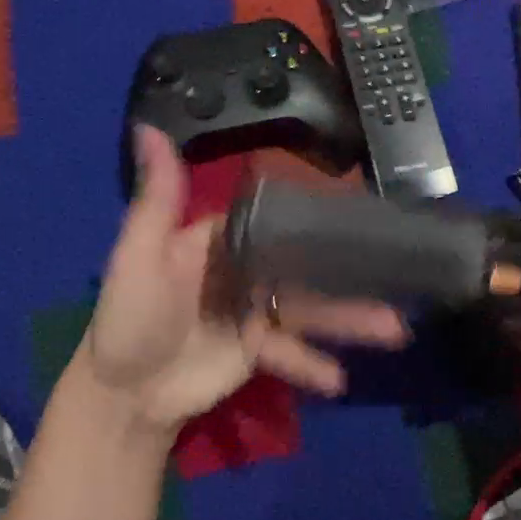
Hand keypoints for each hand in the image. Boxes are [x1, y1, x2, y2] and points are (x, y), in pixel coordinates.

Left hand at [76, 127, 407, 438]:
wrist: (123, 393)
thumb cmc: (129, 315)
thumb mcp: (139, 252)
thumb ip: (157, 197)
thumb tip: (149, 126)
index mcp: (221, 238)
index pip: (274, 218)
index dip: (313, 213)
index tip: (361, 209)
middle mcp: (245, 268)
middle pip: (304, 265)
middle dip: (348, 271)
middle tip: (397, 270)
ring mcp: (255, 310)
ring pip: (309, 307)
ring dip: (349, 318)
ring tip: (393, 328)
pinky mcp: (258, 349)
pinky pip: (293, 351)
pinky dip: (312, 363)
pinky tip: (337, 378)